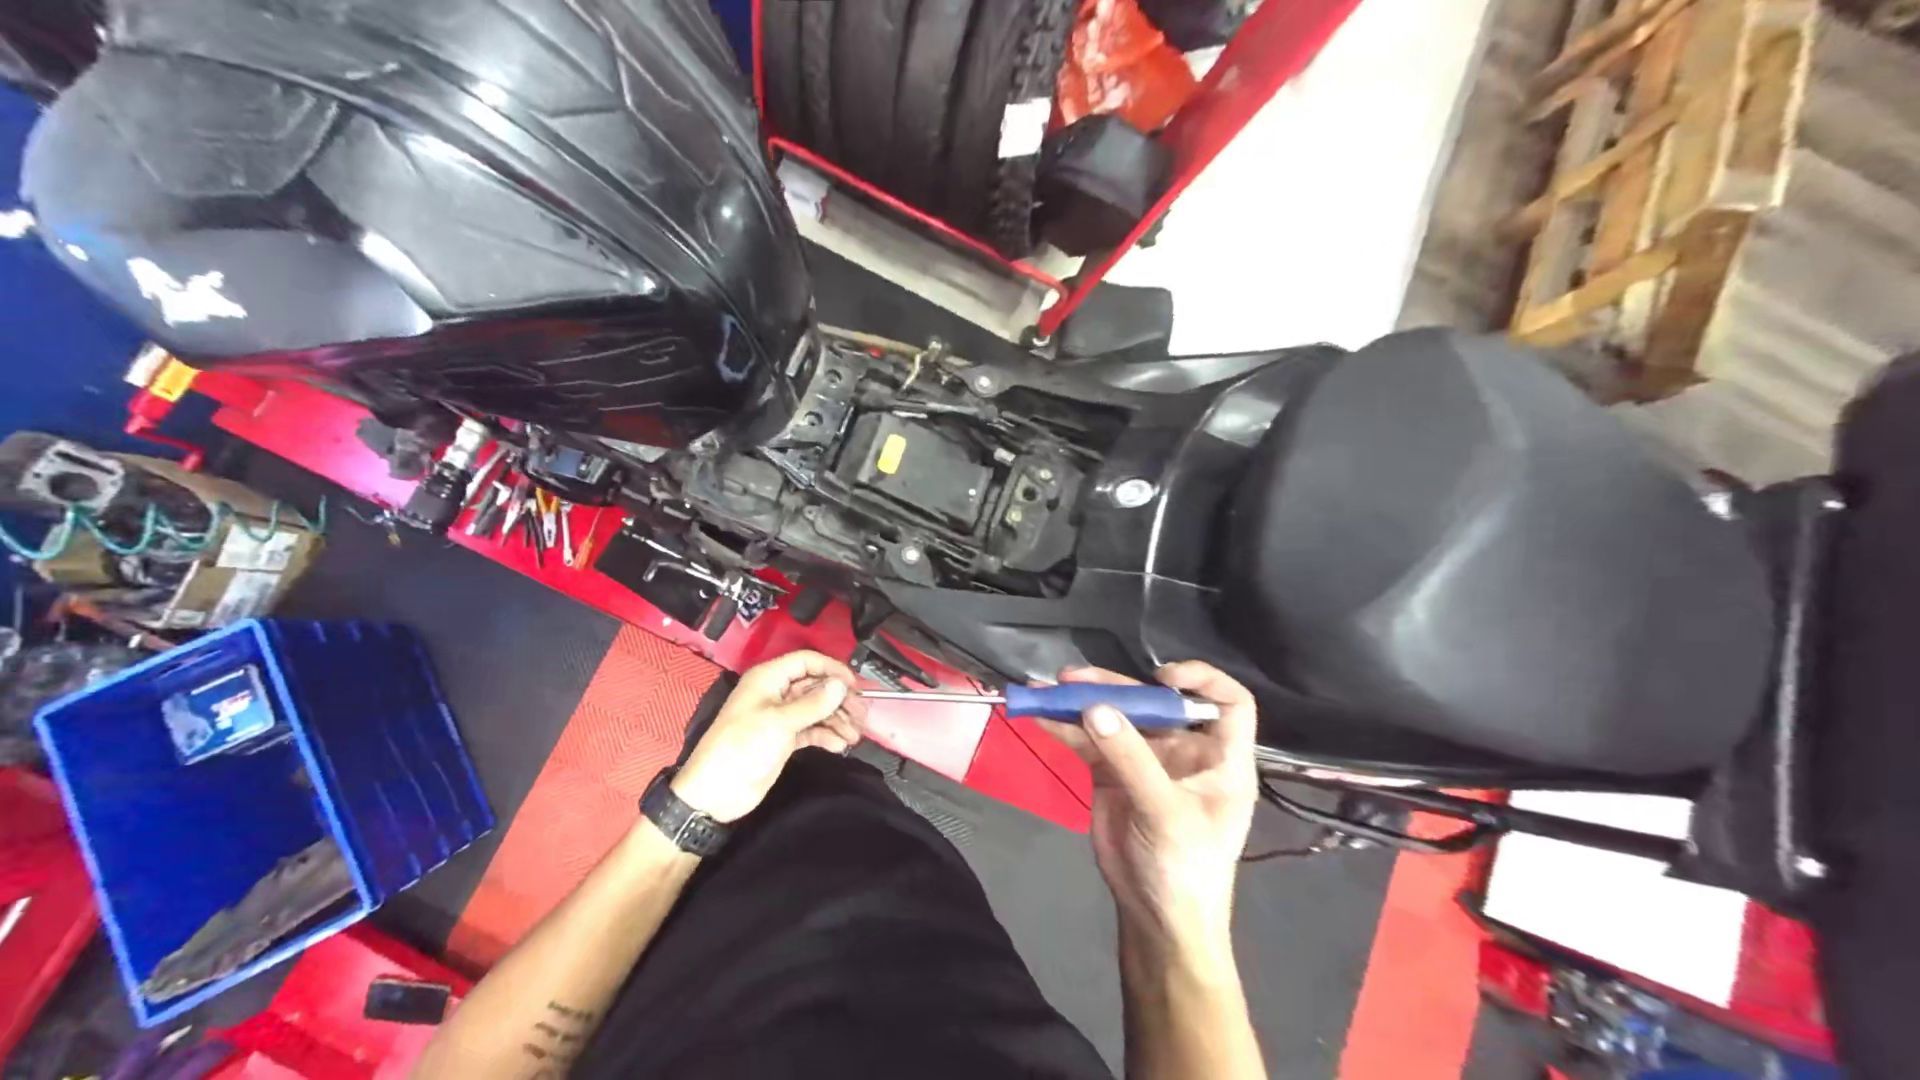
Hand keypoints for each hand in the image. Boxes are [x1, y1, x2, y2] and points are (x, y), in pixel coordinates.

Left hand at [672, 650, 866, 823]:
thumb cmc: (741, 748)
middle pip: (816, 686)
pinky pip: (812, 729)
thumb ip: (813, 703)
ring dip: (837, 720)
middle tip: (861, 715)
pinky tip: (839, 745)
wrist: (714, 794)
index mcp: (768, 679)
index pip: (807, 662)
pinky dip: (827, 735)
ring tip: (854, 736)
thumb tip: (841, 685)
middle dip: (839, 699)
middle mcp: (776, 693)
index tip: (854, 685)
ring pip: (817, 709)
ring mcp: (781, 717)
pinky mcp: (784, 738)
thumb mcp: (779, 722)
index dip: (832, 669)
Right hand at [1035, 663, 1258, 943]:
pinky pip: (1088, 741)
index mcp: (1219, 758)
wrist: (1154, 918)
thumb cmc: (1185, 868)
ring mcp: (1144, 760)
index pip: (1229, 703)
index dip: (1203, 680)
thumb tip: (1094, 709)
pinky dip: (1065, 729)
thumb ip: (1131, 759)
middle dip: (1115, 687)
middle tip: (1073, 678)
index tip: (1162, 676)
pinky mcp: (1111, 773)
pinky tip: (1040, 717)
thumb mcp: (1166, 813)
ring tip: (1046, 691)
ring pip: (1114, 718)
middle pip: (1154, 703)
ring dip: (1079, 703)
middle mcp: (1184, 751)